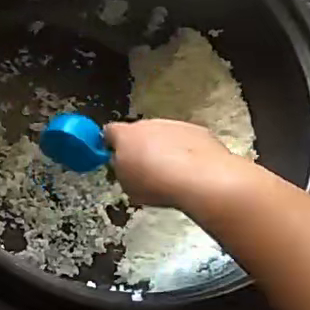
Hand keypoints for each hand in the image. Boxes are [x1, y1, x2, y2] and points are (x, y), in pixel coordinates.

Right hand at [105, 119, 245, 207]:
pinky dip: (185, 152)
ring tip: (169, 176)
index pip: (109, 132)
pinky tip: (188, 172)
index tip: (113, 156)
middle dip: (140, 148)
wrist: (200, 179)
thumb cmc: (158, 184)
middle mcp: (149, 124)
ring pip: (163, 135)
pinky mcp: (197, 131)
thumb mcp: (126, 185)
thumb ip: (120, 169)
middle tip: (143, 171)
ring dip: (163, 150)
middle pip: (138, 132)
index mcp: (125, 135)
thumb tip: (122, 165)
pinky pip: (185, 140)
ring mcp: (174, 125)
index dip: (110, 144)